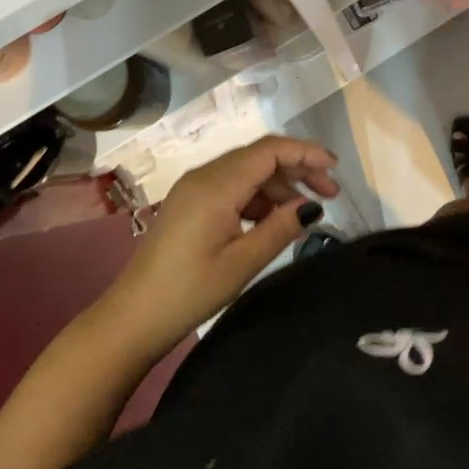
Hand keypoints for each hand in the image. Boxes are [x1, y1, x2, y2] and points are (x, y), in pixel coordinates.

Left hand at [104, 136, 339, 350]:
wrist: (133, 317)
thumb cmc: (189, 292)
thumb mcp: (242, 263)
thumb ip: (280, 229)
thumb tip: (312, 206)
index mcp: (215, 185)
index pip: (269, 150)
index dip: (305, 153)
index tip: (335, 169)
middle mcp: (204, 176)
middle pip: (259, 156)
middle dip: (298, 168)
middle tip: (331, 193)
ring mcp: (194, 189)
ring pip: (247, 172)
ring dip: (280, 185)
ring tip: (307, 211)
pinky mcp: (191, 204)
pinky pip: (233, 187)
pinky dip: (259, 197)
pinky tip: (275, 220)